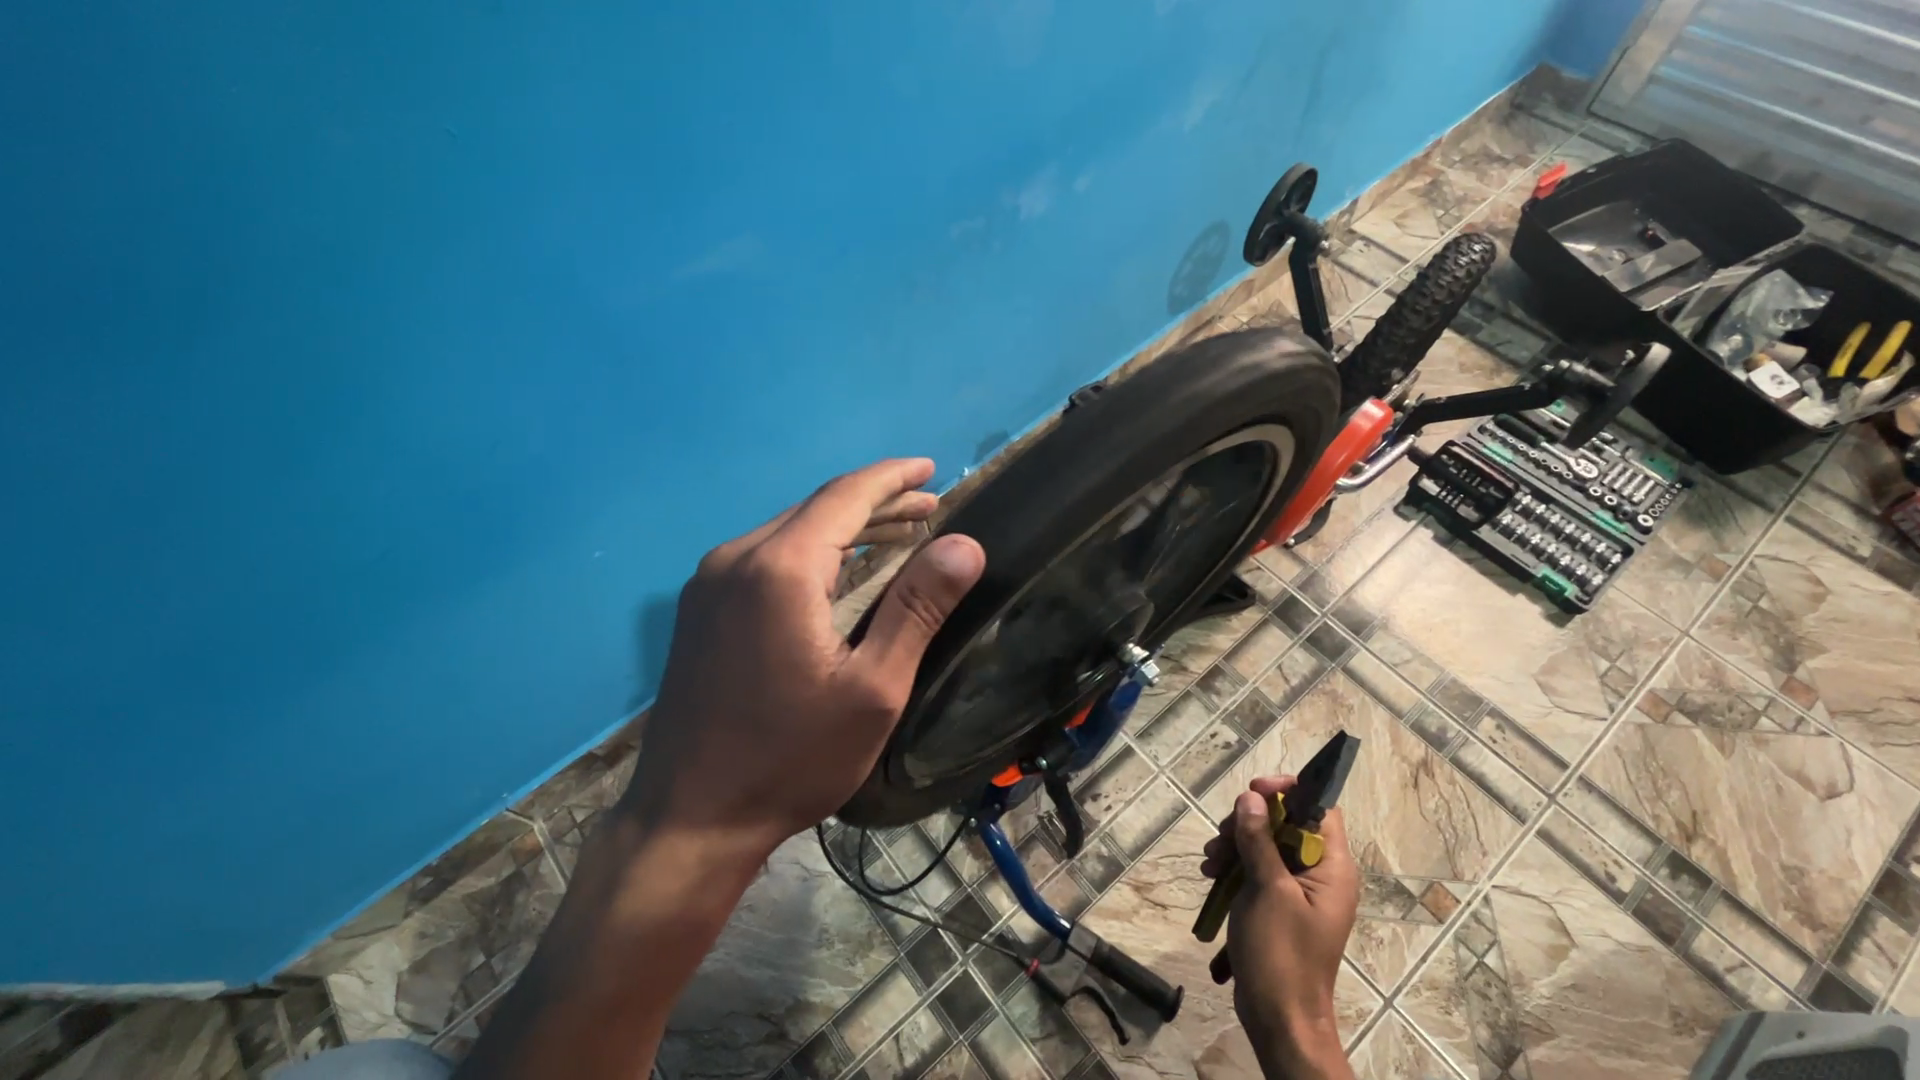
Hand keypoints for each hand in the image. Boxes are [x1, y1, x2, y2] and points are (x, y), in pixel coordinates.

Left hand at [623, 458, 985, 854]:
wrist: (689, 817)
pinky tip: (837, 572)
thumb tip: (965, 544)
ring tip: (898, 534)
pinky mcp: (698, 612)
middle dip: (876, 503)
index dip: (893, 479)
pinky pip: (763, 558)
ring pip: (788, 532)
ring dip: (844, 529)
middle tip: (929, 508)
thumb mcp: (872, 689)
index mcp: (779, 568)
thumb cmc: (791, 758)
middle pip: (816, 509)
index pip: (845, 495)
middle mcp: (735, 560)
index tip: (932, 470)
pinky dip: (810, 553)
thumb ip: (917, 608)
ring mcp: (707, 585)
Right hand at [1200, 775, 1358, 1079]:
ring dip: (1235, 845)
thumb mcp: (1267, 890)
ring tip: (1210, 864)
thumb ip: (1259, 840)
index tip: (1253, 790)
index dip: (1288, 791)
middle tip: (1220, 839)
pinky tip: (1212, 877)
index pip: (1319, 808)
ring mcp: (1299, 892)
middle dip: (1249, 823)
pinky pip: (1258, 871)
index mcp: (1333, 868)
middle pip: (1286, 824)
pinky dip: (1235, 867)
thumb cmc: (1281, 954)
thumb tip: (1251, 797)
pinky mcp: (1279, 907)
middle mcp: (1321, 875)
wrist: (1280, 1019)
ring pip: (1266, 845)